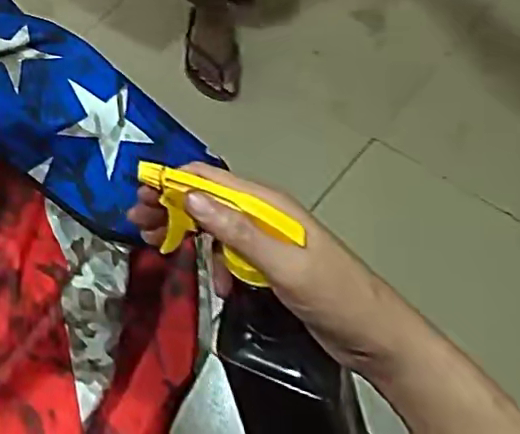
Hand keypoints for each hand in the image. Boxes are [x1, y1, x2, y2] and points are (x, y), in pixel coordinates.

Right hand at [128, 163, 422, 370]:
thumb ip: (236, 230)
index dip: (171, 181)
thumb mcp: (284, 264)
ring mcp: (263, 238)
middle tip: (140, 219)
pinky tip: (215, 282)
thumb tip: (190, 195)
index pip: (207, 179)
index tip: (142, 192)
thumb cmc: (337, 296)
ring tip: (157, 241)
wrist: (379, 340)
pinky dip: (214, 262)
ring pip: (212, 224)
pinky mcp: (266, 262)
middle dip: (170, 205)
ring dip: (185, 231)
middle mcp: (261, 213)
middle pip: (204, 198)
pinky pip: (228, 252)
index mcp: (265, 203)